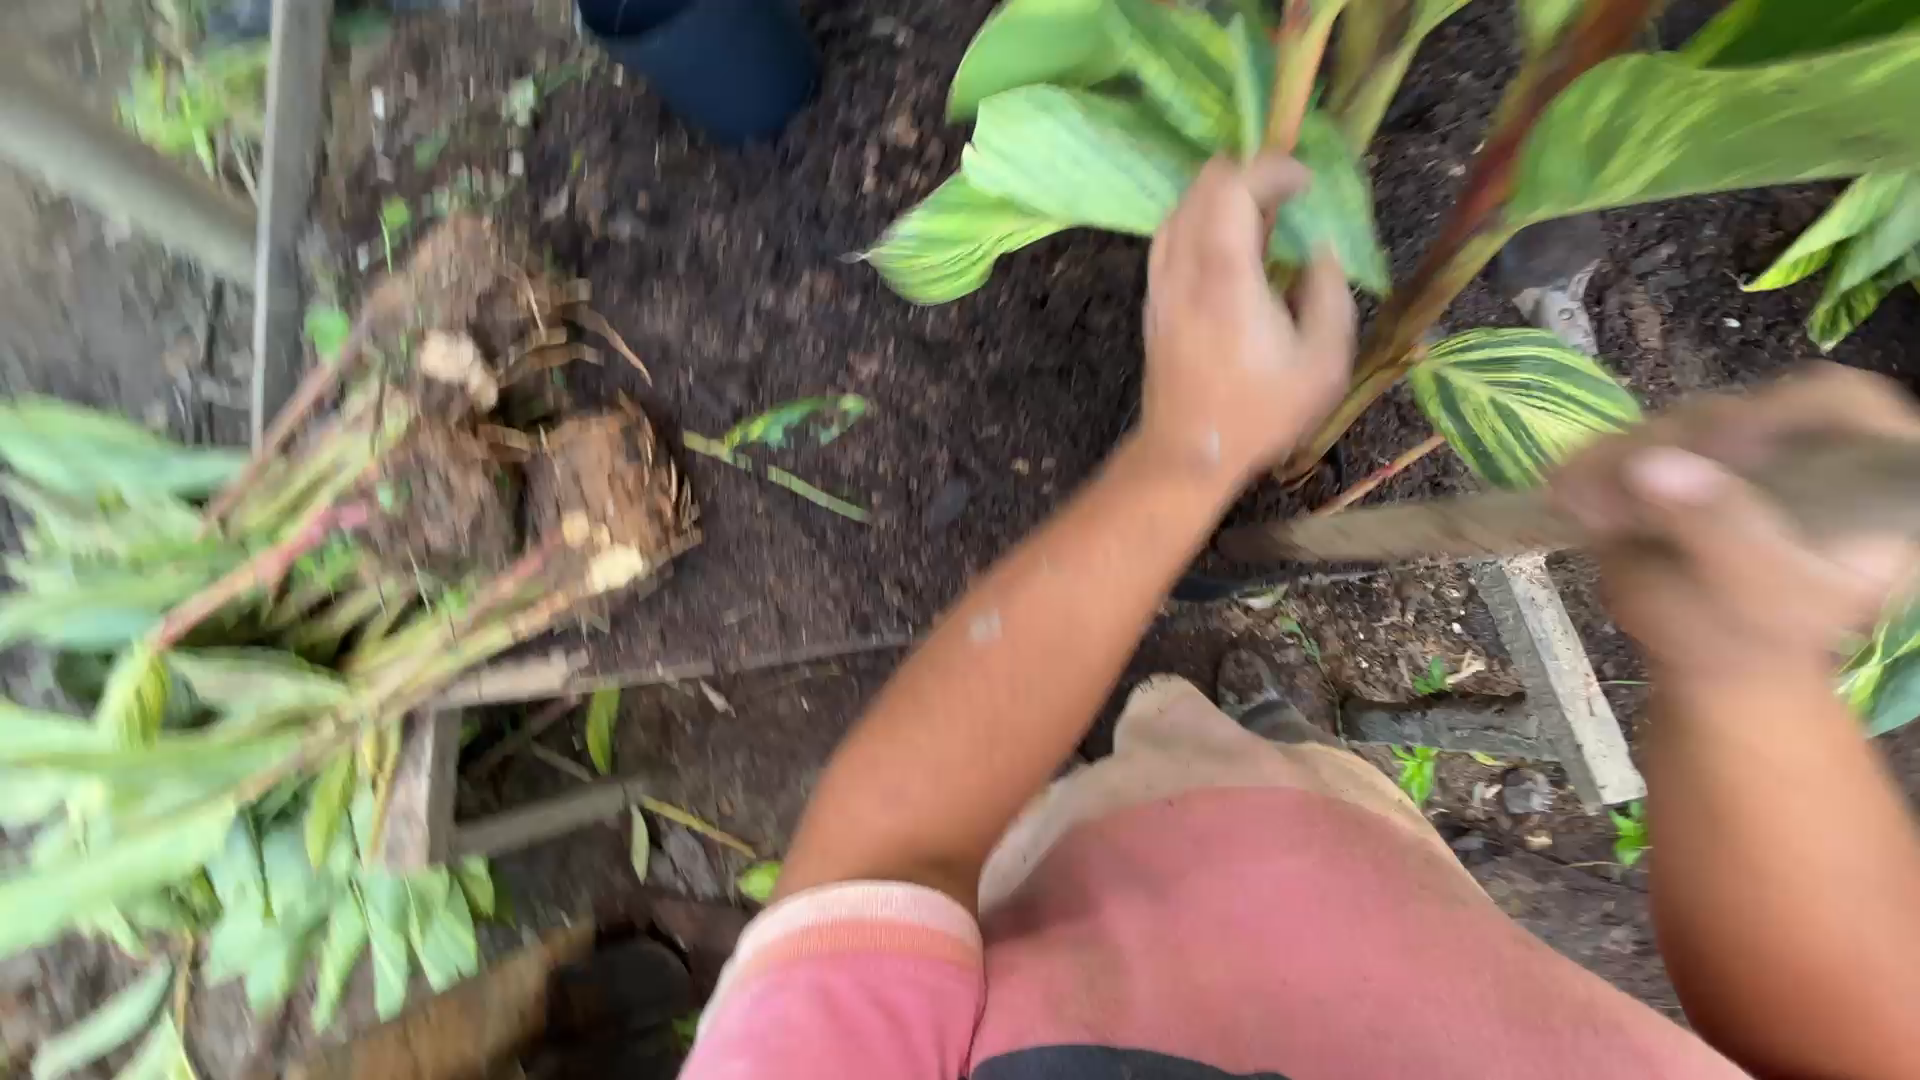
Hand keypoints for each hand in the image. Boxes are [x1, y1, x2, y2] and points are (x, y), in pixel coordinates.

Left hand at [1141, 153, 1355, 482]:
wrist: (1187, 452)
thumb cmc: (1259, 413)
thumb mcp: (1324, 361)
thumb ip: (1329, 292)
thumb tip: (1318, 251)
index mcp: (1226, 277)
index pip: (1234, 187)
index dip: (1272, 168)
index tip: (1304, 184)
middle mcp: (1183, 272)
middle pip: (1200, 188)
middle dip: (1245, 173)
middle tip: (1283, 196)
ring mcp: (1160, 289)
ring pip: (1177, 211)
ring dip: (1216, 198)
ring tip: (1256, 217)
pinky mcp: (1153, 307)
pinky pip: (1167, 243)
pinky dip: (1195, 225)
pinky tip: (1223, 248)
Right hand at [1551, 364, 1919, 685]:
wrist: (1693, 651)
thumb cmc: (1747, 633)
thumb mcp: (1755, 592)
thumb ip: (1720, 529)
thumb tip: (1652, 465)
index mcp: (1861, 472)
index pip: (1832, 403)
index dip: (1774, 414)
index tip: (1714, 451)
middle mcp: (1791, 448)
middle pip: (1727, 414)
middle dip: (1669, 451)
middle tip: (1627, 489)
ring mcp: (1716, 453)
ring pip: (1660, 429)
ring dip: (1613, 462)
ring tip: (1590, 511)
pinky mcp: (1656, 464)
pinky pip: (1612, 448)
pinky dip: (1584, 468)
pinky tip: (1568, 496)